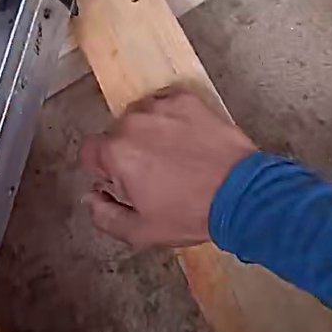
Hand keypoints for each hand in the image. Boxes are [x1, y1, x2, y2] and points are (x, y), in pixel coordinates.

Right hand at [79, 88, 257, 248]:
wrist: (241, 193)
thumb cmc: (192, 213)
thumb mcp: (141, 231)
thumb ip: (103, 215)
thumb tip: (91, 197)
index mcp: (117, 153)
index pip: (89, 151)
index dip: (104, 168)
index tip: (123, 179)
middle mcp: (135, 122)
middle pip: (118, 133)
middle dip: (131, 151)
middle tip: (157, 174)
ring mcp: (163, 107)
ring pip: (143, 117)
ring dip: (152, 132)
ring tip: (178, 157)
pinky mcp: (188, 100)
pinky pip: (169, 106)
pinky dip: (175, 119)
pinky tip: (191, 141)